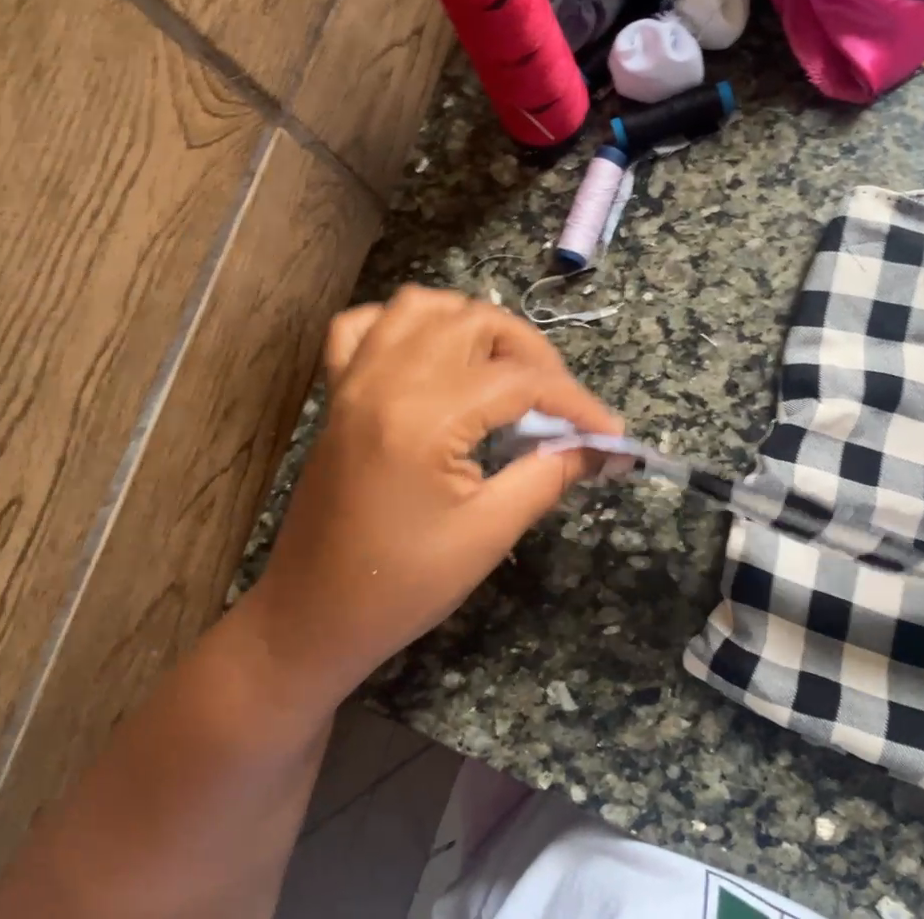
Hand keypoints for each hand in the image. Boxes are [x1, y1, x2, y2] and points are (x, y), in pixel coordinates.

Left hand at [248, 286, 618, 699]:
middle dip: (532, 353)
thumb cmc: (402, 586)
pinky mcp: (336, 394)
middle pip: (475, 322)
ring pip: (422, 307)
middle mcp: (385, 380)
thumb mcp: (488, 533)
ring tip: (503, 371)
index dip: (577, 402)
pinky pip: (364, 326)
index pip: (520, 380)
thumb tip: (602, 448)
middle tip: (559, 405)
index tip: (611, 432)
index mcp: (423, 417)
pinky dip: (405, 326)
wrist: (312, 617)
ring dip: (474, 325)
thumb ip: (549, 475)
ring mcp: (353, 381)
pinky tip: (432, 357)